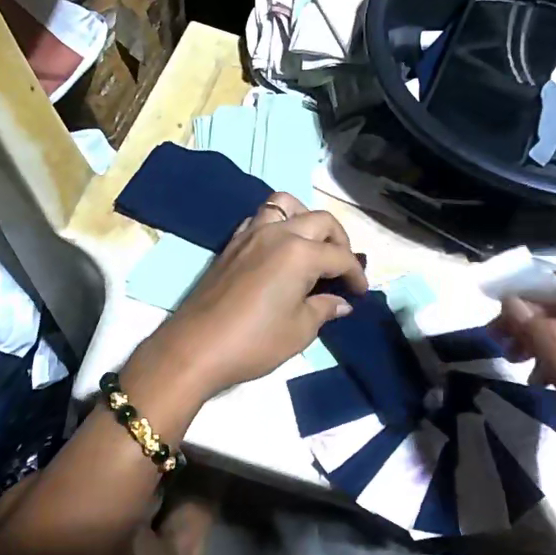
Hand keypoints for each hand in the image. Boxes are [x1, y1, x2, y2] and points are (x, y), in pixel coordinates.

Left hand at [128, 192, 367, 400]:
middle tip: (342, 269)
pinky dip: (277, 224)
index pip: (340, 256)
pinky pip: (260, 218)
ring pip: (286, 205)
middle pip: (320, 221)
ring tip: (311, 246)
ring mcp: (251, 234)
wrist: (194, 349)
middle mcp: (278, 233)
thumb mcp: (300, 330)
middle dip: (339, 241)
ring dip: (305, 220)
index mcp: (301, 253)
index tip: (361, 292)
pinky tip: (279, 250)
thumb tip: (341, 302)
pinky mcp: (232, 243)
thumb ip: (324, 308)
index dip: (356, 275)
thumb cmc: (254, 342)